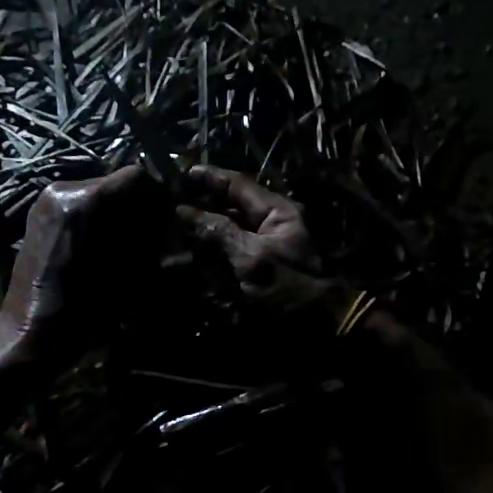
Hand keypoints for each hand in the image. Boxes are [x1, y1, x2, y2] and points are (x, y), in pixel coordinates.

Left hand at [0, 165, 165, 359]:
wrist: (34, 332)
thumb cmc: (87, 310)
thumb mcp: (135, 275)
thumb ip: (155, 239)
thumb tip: (172, 218)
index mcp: (90, 200)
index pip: (138, 176)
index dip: (158, 196)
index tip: (166, 221)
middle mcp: (65, 188)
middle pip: (117, 183)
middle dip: (137, 207)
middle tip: (148, 238)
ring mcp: (47, 198)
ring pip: (98, 193)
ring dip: (117, 214)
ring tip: (122, 247)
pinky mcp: (38, 213)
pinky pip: (79, 205)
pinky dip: (95, 220)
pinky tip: (99, 248)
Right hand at [174, 166, 351, 327]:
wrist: (318, 318)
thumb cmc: (287, 283)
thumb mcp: (250, 256)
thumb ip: (218, 230)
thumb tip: (185, 210)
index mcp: (276, 209)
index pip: (238, 184)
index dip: (210, 177)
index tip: (183, 174)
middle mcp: (273, 219)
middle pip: (234, 202)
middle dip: (205, 200)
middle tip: (174, 198)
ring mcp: (270, 240)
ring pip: (234, 223)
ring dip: (208, 223)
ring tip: (179, 221)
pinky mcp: (265, 260)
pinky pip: (237, 243)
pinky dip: (218, 242)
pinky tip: (197, 245)